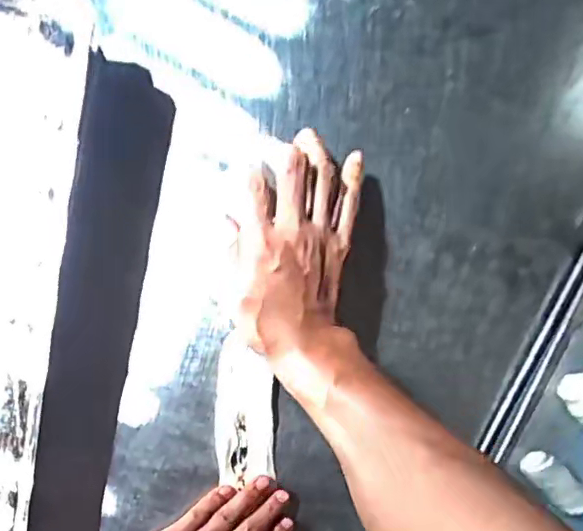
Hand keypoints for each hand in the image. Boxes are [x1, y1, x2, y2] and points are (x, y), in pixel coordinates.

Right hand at [229, 129, 363, 363]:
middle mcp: (292, 229)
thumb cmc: (263, 324)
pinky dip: (353, 179)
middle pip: (292, 175)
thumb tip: (227, 223)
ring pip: (322, 181)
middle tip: (280, 140)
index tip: (245, 162)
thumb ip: (231, 254)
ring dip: (317, 153)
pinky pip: (349, 205)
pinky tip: (355, 158)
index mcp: (261, 242)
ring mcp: (320, 234)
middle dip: (285, 150)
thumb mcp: (234, 294)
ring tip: (310, 137)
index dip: (249, 172)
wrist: (304, 341)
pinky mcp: (339, 243)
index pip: (254, 192)